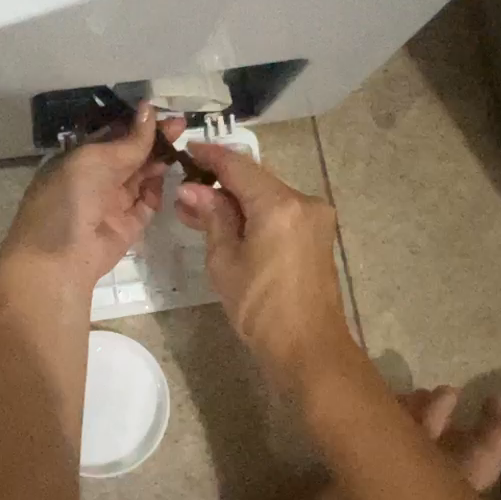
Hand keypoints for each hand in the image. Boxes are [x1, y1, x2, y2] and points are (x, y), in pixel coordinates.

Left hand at [0, 104, 186, 292]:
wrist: (58, 261)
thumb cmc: (66, 200)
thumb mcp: (93, 161)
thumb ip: (127, 141)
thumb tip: (149, 109)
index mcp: (77, 160)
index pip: (112, 136)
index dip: (137, 125)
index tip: (164, 113)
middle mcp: (94, 180)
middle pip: (130, 155)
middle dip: (154, 141)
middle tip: (182, 127)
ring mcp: (111, 204)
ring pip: (140, 177)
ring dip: (158, 163)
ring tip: (179, 149)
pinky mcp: (126, 227)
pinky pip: (146, 204)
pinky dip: (157, 191)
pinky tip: (168, 176)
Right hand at [173, 143, 351, 384]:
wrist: (307, 349)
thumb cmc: (259, 308)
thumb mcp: (225, 261)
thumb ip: (212, 217)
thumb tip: (192, 190)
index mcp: (279, 205)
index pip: (238, 166)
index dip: (210, 156)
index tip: (187, 150)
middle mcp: (303, 202)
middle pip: (255, 180)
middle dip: (220, 183)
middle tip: (184, 191)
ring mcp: (314, 219)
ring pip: (267, 197)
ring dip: (235, 201)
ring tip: (197, 211)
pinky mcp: (316, 237)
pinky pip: (279, 214)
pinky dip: (253, 215)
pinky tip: (225, 225)